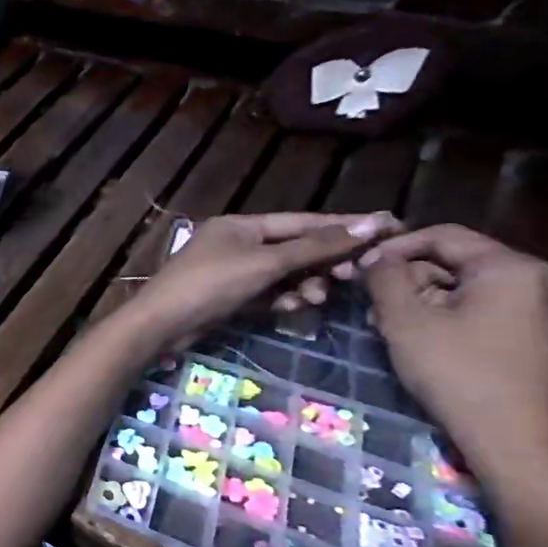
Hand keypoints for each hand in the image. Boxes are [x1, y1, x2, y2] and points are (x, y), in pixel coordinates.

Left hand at [125, 212, 397, 344]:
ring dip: (303, 284)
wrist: (161, 324)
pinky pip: (266, 292)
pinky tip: (290, 308)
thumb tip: (369, 224)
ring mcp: (231, 270)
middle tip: (351, 277)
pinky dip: (281, 299)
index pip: (303, 221)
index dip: (344, 227)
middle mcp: (237, 242)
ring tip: (314, 297)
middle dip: (322, 263)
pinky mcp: (228, 296)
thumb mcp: (265, 263)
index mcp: (242, 224)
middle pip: (294, 248)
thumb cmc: (210, 284)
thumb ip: (314, 246)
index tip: (387, 229)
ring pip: (282, 274)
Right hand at [361, 225, 547, 464]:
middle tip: (375, 310)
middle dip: (414, 281)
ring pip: (481, 291)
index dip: (395, 248)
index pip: (444, 236)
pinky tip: (438, 350)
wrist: (535, 448)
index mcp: (513, 266)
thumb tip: (376, 259)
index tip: (359, 270)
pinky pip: (502, 315)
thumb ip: (386, 280)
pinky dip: (463, 321)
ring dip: (435, 303)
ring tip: (400, 334)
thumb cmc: (464, 377)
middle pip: (464, 263)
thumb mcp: (407, 324)